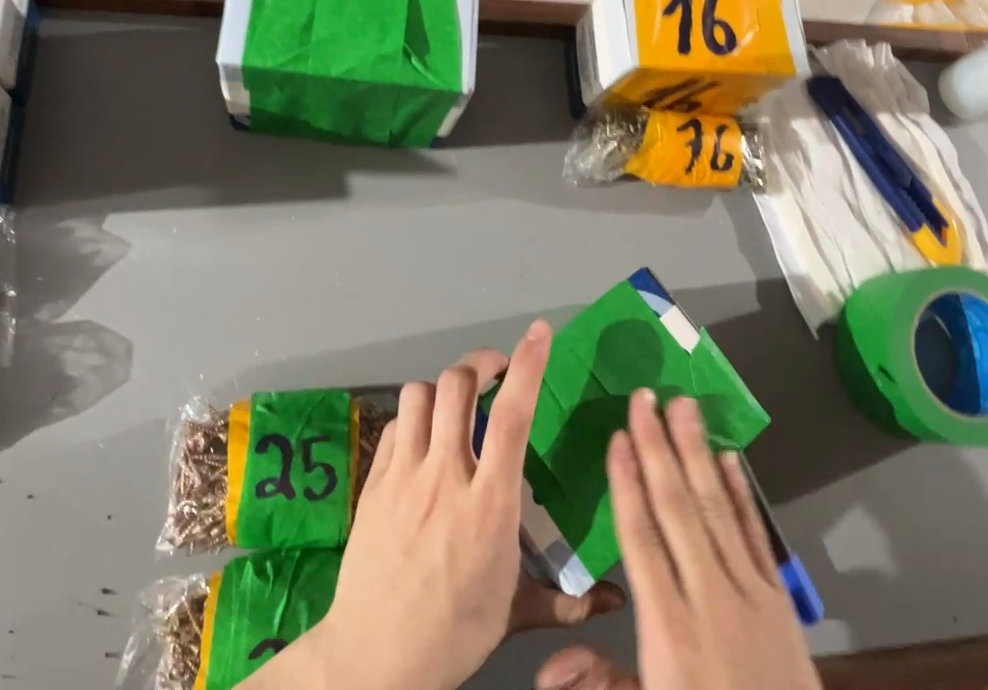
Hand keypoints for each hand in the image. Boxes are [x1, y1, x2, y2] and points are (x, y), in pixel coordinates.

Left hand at [248, 321, 620, 689]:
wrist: (374, 655)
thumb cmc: (452, 633)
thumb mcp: (515, 613)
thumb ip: (566, 600)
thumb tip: (613, 600)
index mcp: (491, 503)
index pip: (514, 416)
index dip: (529, 365)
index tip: (539, 333)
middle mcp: (447, 476)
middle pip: (457, 386)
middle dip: (480, 363)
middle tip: (496, 370)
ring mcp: (404, 476)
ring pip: (419, 395)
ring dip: (442, 389)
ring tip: (457, 404)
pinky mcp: (374, 483)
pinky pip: (394, 426)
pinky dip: (412, 419)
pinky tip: (422, 438)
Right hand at [534, 390, 821, 689]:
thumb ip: (597, 683)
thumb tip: (545, 665)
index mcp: (668, 628)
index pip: (641, 539)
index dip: (627, 484)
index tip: (619, 436)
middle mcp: (707, 598)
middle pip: (678, 510)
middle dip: (659, 449)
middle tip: (647, 397)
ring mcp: (749, 594)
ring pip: (716, 511)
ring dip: (698, 454)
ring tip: (686, 407)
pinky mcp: (779, 600)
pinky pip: (756, 536)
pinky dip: (742, 495)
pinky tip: (731, 459)